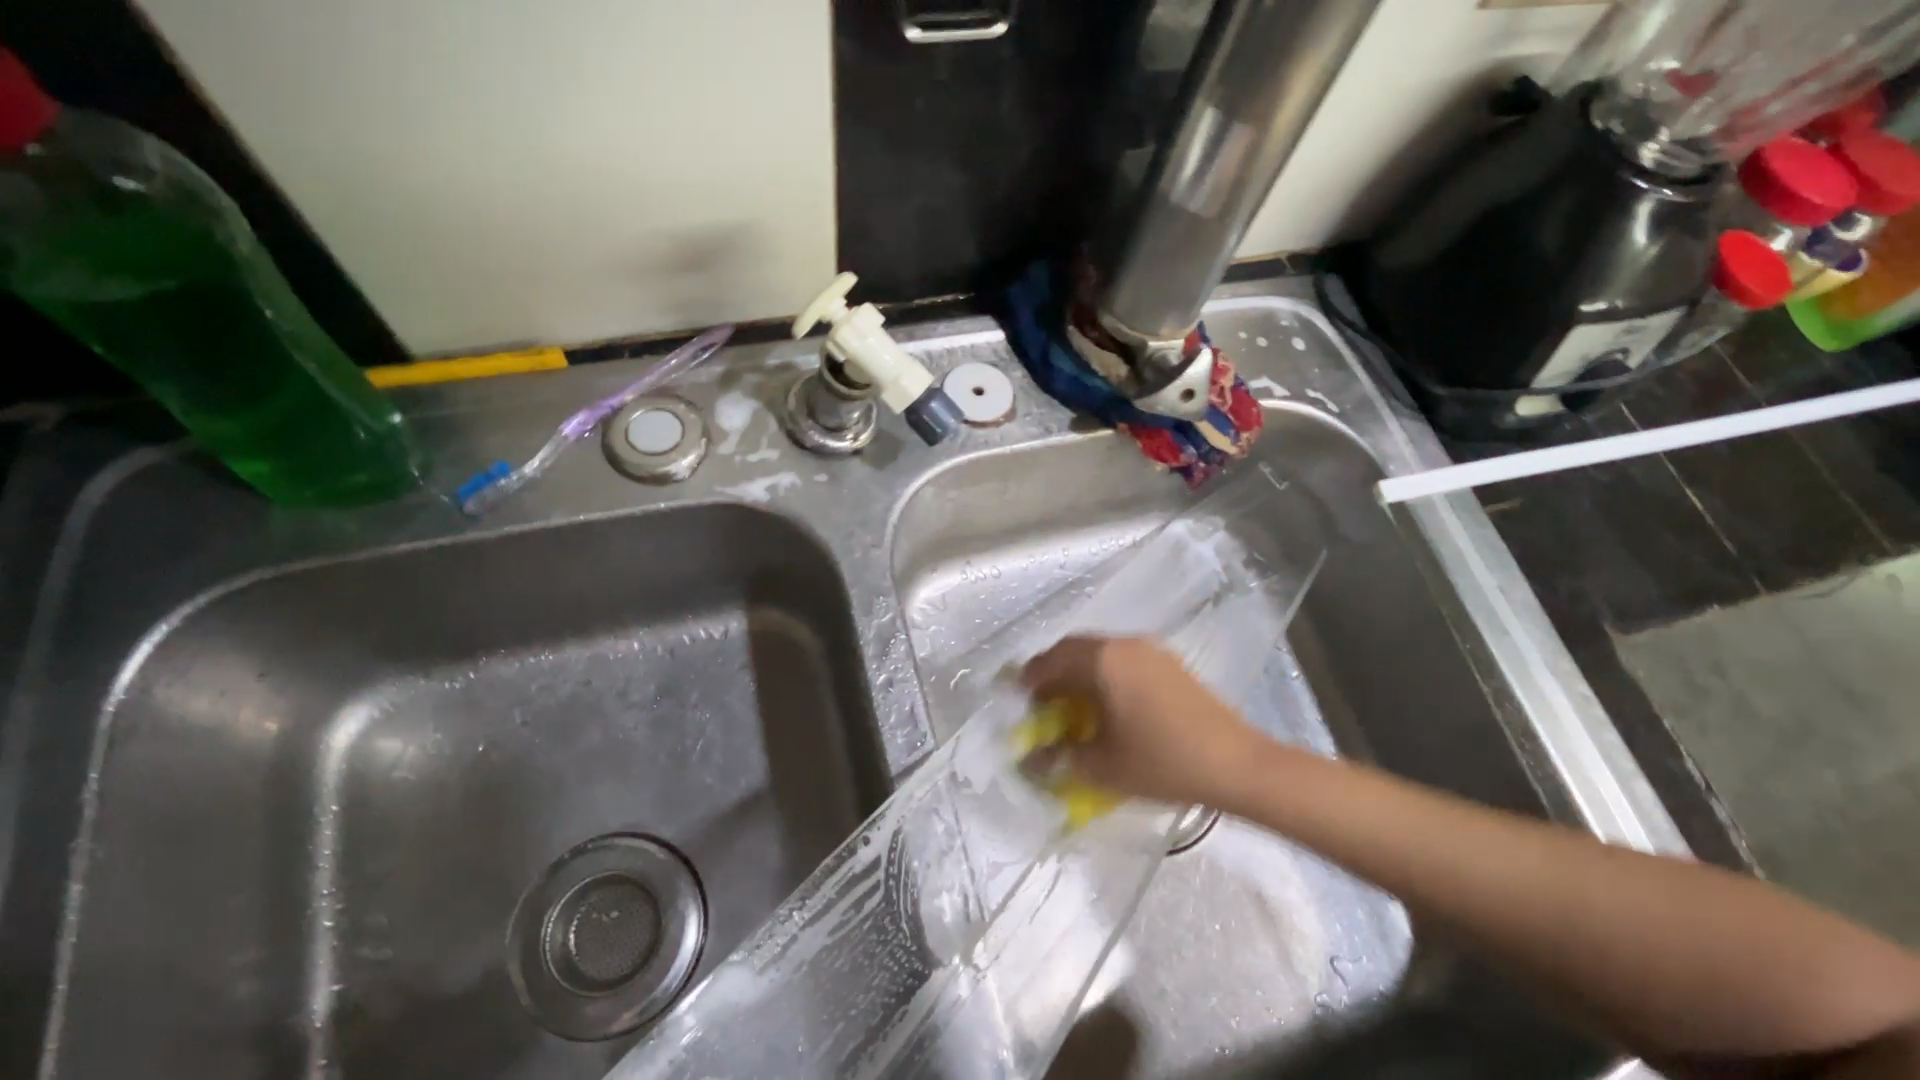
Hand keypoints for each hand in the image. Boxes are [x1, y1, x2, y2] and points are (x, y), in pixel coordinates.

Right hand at [1020, 635, 1269, 806]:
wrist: (1236, 764)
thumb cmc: (1162, 761)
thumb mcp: (1103, 766)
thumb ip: (1061, 757)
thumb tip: (1033, 759)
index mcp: (1104, 660)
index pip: (1053, 659)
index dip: (1031, 677)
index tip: (1018, 697)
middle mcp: (1126, 645)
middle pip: (1076, 649)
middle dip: (1054, 672)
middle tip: (1040, 701)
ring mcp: (1153, 653)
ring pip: (1102, 654)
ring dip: (1080, 674)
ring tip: (1071, 707)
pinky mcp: (1172, 667)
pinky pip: (1124, 662)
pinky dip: (1105, 677)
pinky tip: (1107, 708)